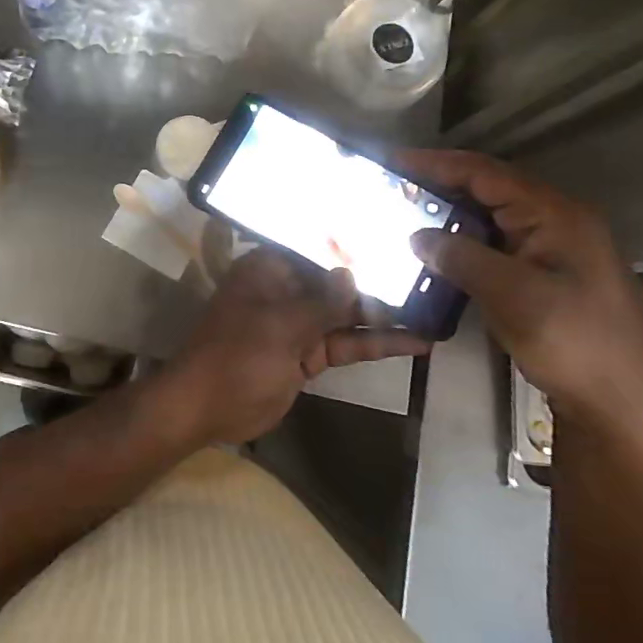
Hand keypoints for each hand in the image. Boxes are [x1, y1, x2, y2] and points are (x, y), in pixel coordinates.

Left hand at [161, 250, 431, 444]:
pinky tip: (417, 342)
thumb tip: (353, 274)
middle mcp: (285, 290)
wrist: (206, 409)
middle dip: (379, 279)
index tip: (398, 234)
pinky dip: (377, 343)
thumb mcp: (282, 326)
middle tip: (432, 271)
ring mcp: (297, 324)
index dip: (356, 244)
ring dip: (386, 314)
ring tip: (437, 305)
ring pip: (347, 314)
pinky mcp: (308, 354)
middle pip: (338, 280)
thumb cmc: (237, 356)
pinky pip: (347, 343)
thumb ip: (323, 302)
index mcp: (268, 270)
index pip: (317, 246)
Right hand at [400, 150, 642, 419]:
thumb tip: (416, 236)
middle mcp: (552, 224)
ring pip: (486, 223)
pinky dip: (457, 249)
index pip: (487, 174)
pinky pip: (490, 251)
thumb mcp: (514, 296)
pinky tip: (428, 260)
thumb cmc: (575, 341)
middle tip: (386, 192)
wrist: (622, 399)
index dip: (437, 164)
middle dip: (436, 189)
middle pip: (486, 193)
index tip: (391, 161)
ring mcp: (546, 253)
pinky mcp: (538, 280)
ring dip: (444, 220)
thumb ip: (462, 258)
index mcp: (554, 215)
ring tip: (397, 221)